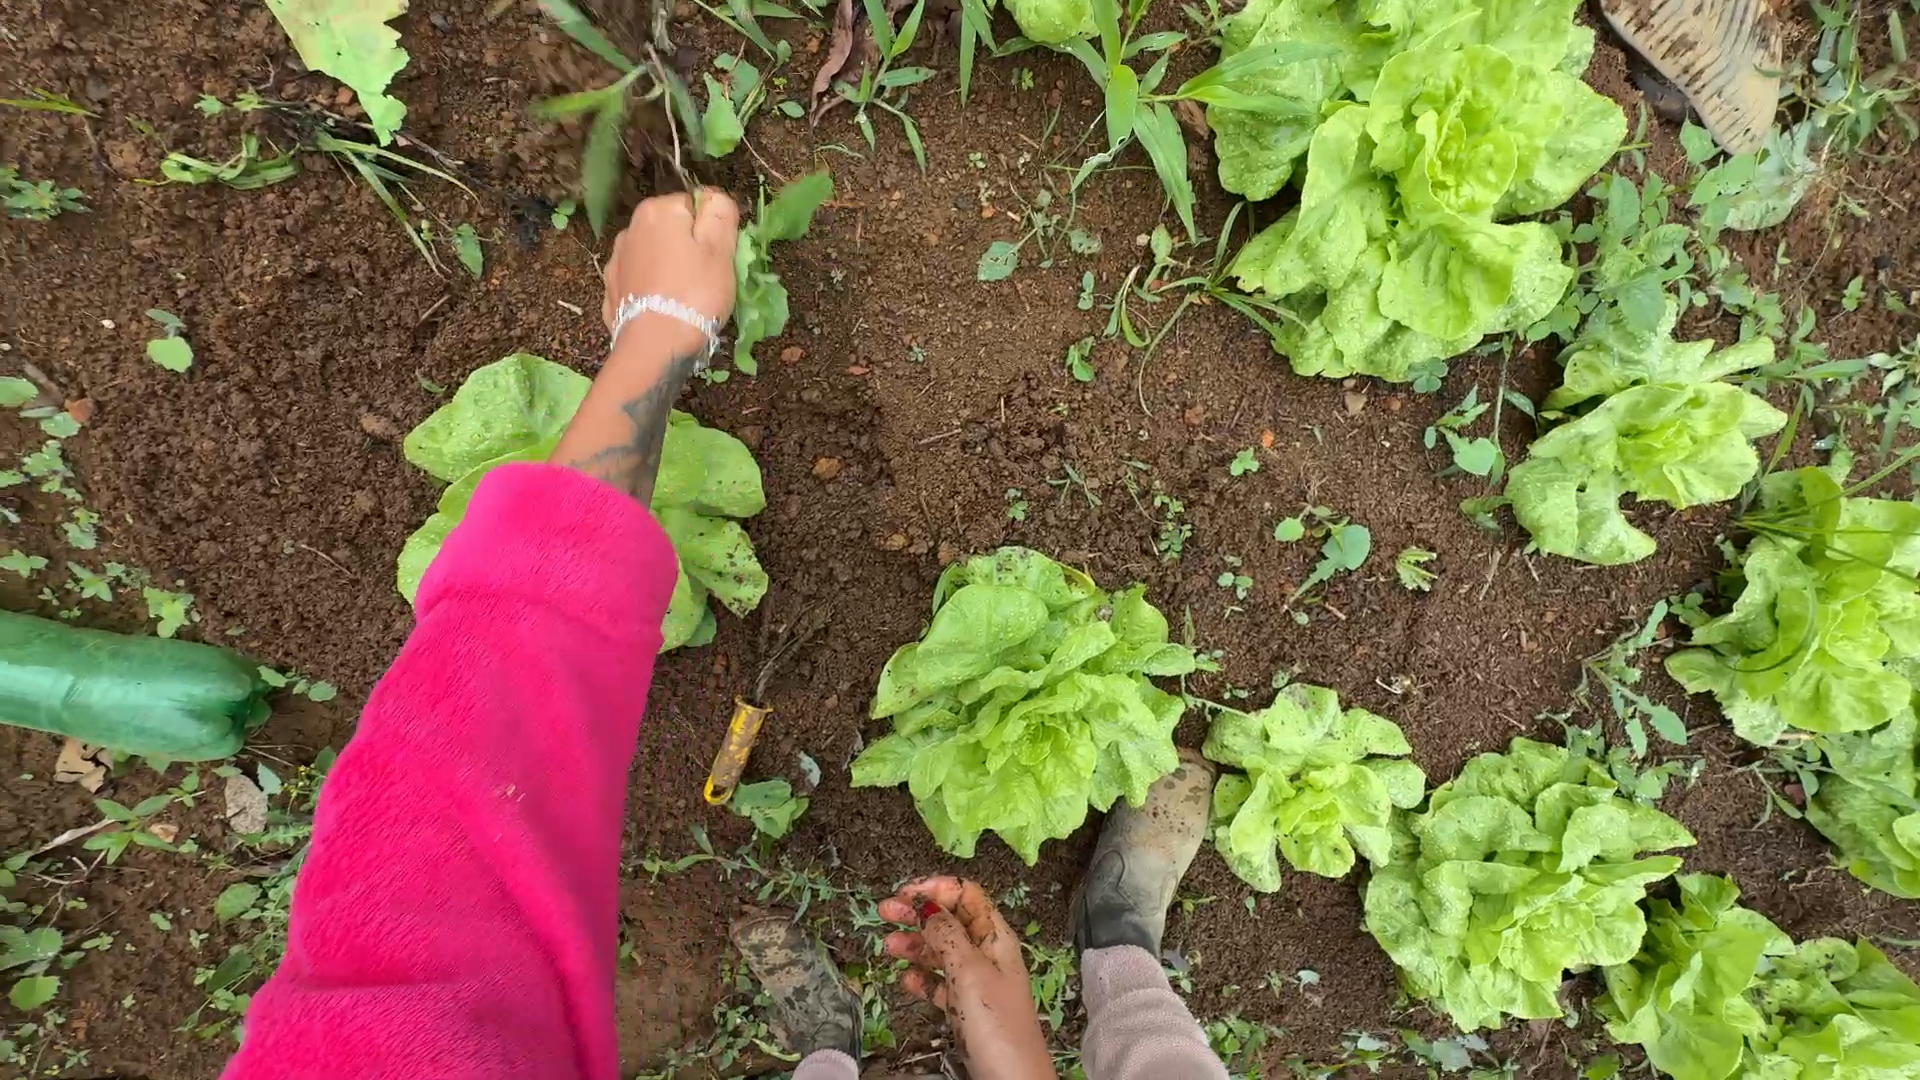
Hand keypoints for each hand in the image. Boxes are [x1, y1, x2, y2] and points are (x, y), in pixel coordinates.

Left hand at [600, 189, 739, 360]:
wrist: (655, 345)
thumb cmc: (694, 295)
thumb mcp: (721, 250)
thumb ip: (721, 213)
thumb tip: (715, 196)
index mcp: (658, 210)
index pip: (694, 206)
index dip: (712, 232)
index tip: (719, 259)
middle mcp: (631, 227)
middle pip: (673, 231)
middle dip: (689, 250)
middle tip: (706, 281)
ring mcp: (617, 259)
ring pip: (655, 255)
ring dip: (669, 269)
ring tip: (683, 299)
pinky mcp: (612, 289)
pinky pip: (641, 281)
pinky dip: (652, 290)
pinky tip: (663, 309)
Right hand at [880, 877, 1056, 1079]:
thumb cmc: (995, 1024)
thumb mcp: (969, 971)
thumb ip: (947, 935)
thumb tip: (928, 906)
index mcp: (995, 936)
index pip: (967, 895)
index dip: (937, 888)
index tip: (905, 893)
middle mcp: (987, 954)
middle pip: (951, 920)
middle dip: (918, 912)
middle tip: (885, 911)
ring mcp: (978, 983)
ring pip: (942, 951)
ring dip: (915, 944)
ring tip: (888, 947)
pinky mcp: (968, 1010)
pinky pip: (942, 984)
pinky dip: (923, 978)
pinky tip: (907, 981)